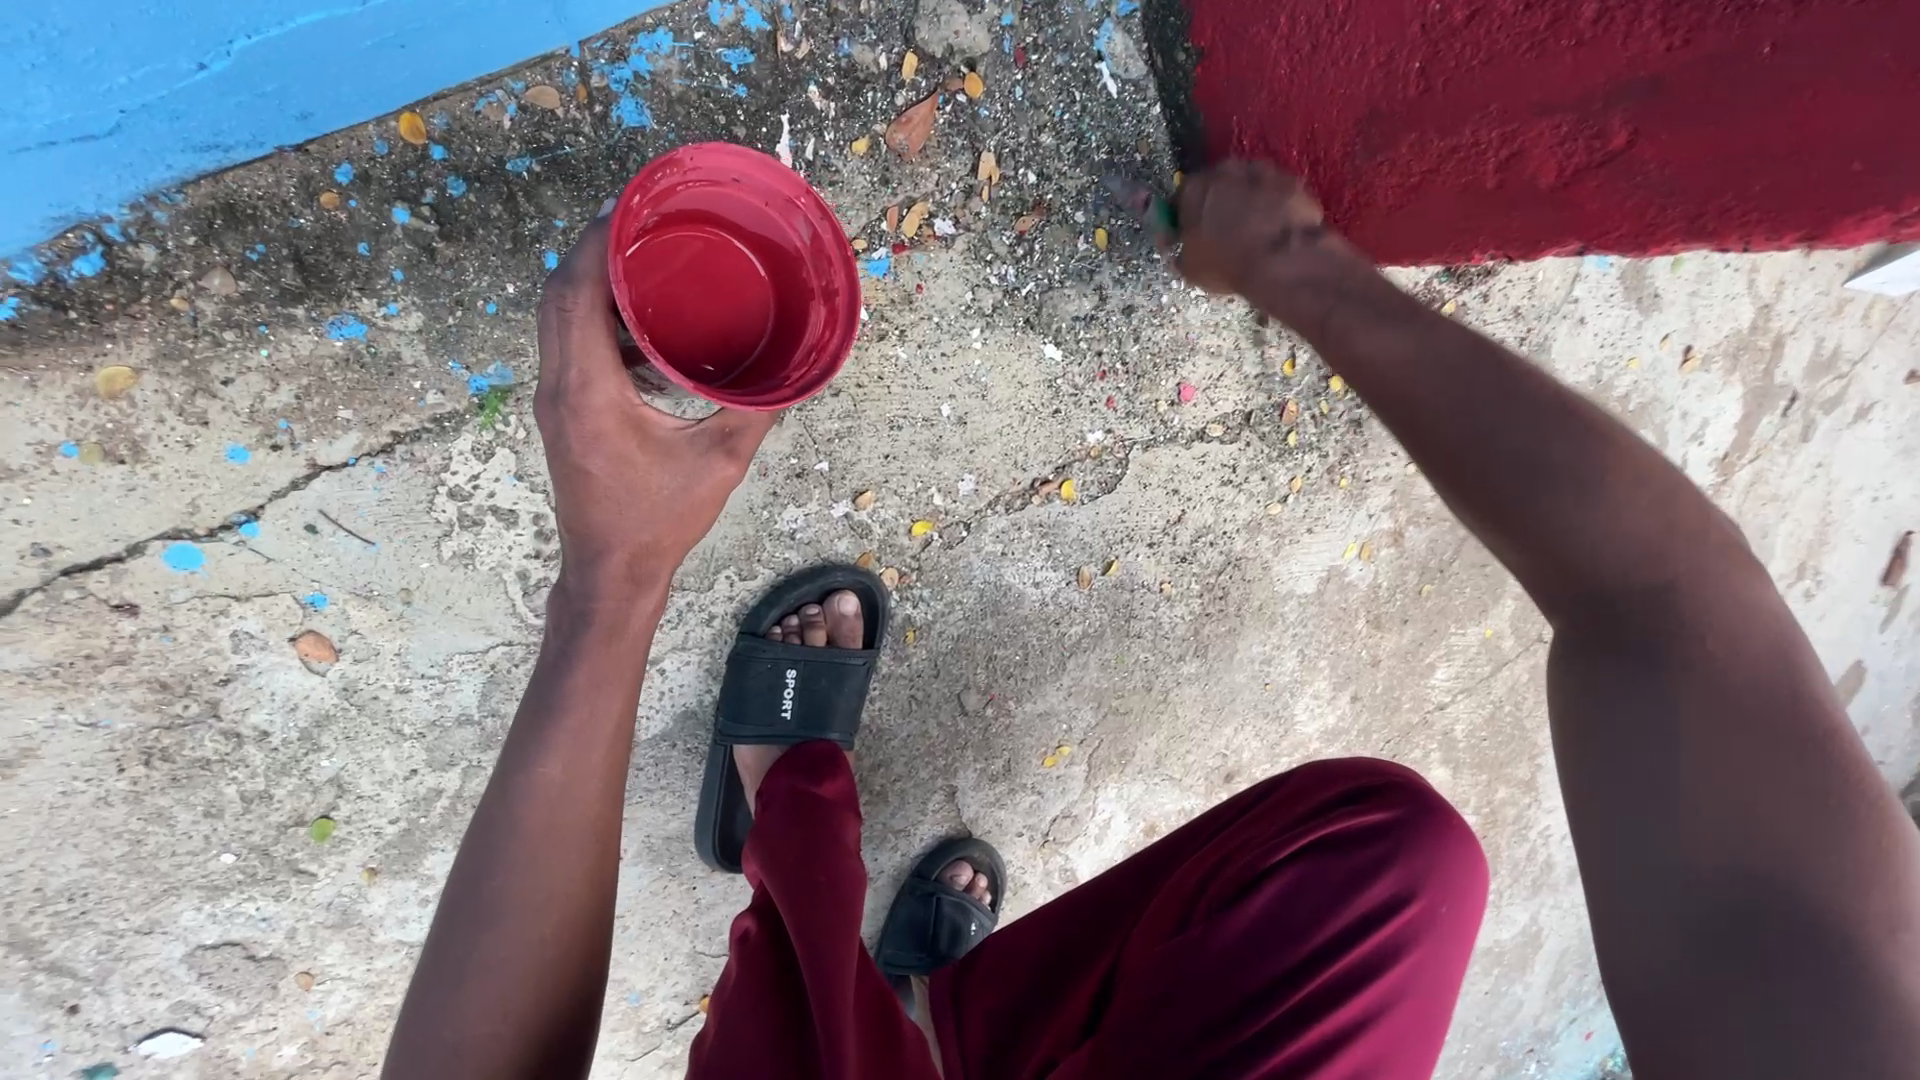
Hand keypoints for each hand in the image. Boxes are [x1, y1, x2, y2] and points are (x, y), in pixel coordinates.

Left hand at [534, 208, 779, 603]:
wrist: (611, 571)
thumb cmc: (660, 522)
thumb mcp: (720, 464)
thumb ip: (755, 412)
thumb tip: (794, 370)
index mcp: (589, 391)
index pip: (576, 293)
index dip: (597, 241)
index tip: (630, 205)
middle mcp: (560, 386)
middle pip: (559, 294)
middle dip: (595, 250)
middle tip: (644, 222)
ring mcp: (556, 400)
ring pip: (559, 319)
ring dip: (594, 283)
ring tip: (645, 262)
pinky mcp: (565, 412)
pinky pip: (571, 346)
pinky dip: (598, 320)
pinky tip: (642, 326)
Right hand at [1173, 161, 1375, 332]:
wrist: (1280, 261)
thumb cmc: (1225, 263)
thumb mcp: (1189, 267)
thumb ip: (1181, 248)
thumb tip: (1181, 245)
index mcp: (1195, 188)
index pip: (1182, 196)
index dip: (1184, 215)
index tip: (1188, 232)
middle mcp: (1228, 170)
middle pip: (1219, 183)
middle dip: (1219, 201)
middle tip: (1222, 229)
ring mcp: (1264, 172)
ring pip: (1250, 184)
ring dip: (1248, 200)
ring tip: (1252, 229)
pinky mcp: (1293, 182)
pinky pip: (1276, 194)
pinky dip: (1274, 206)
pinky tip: (1275, 229)